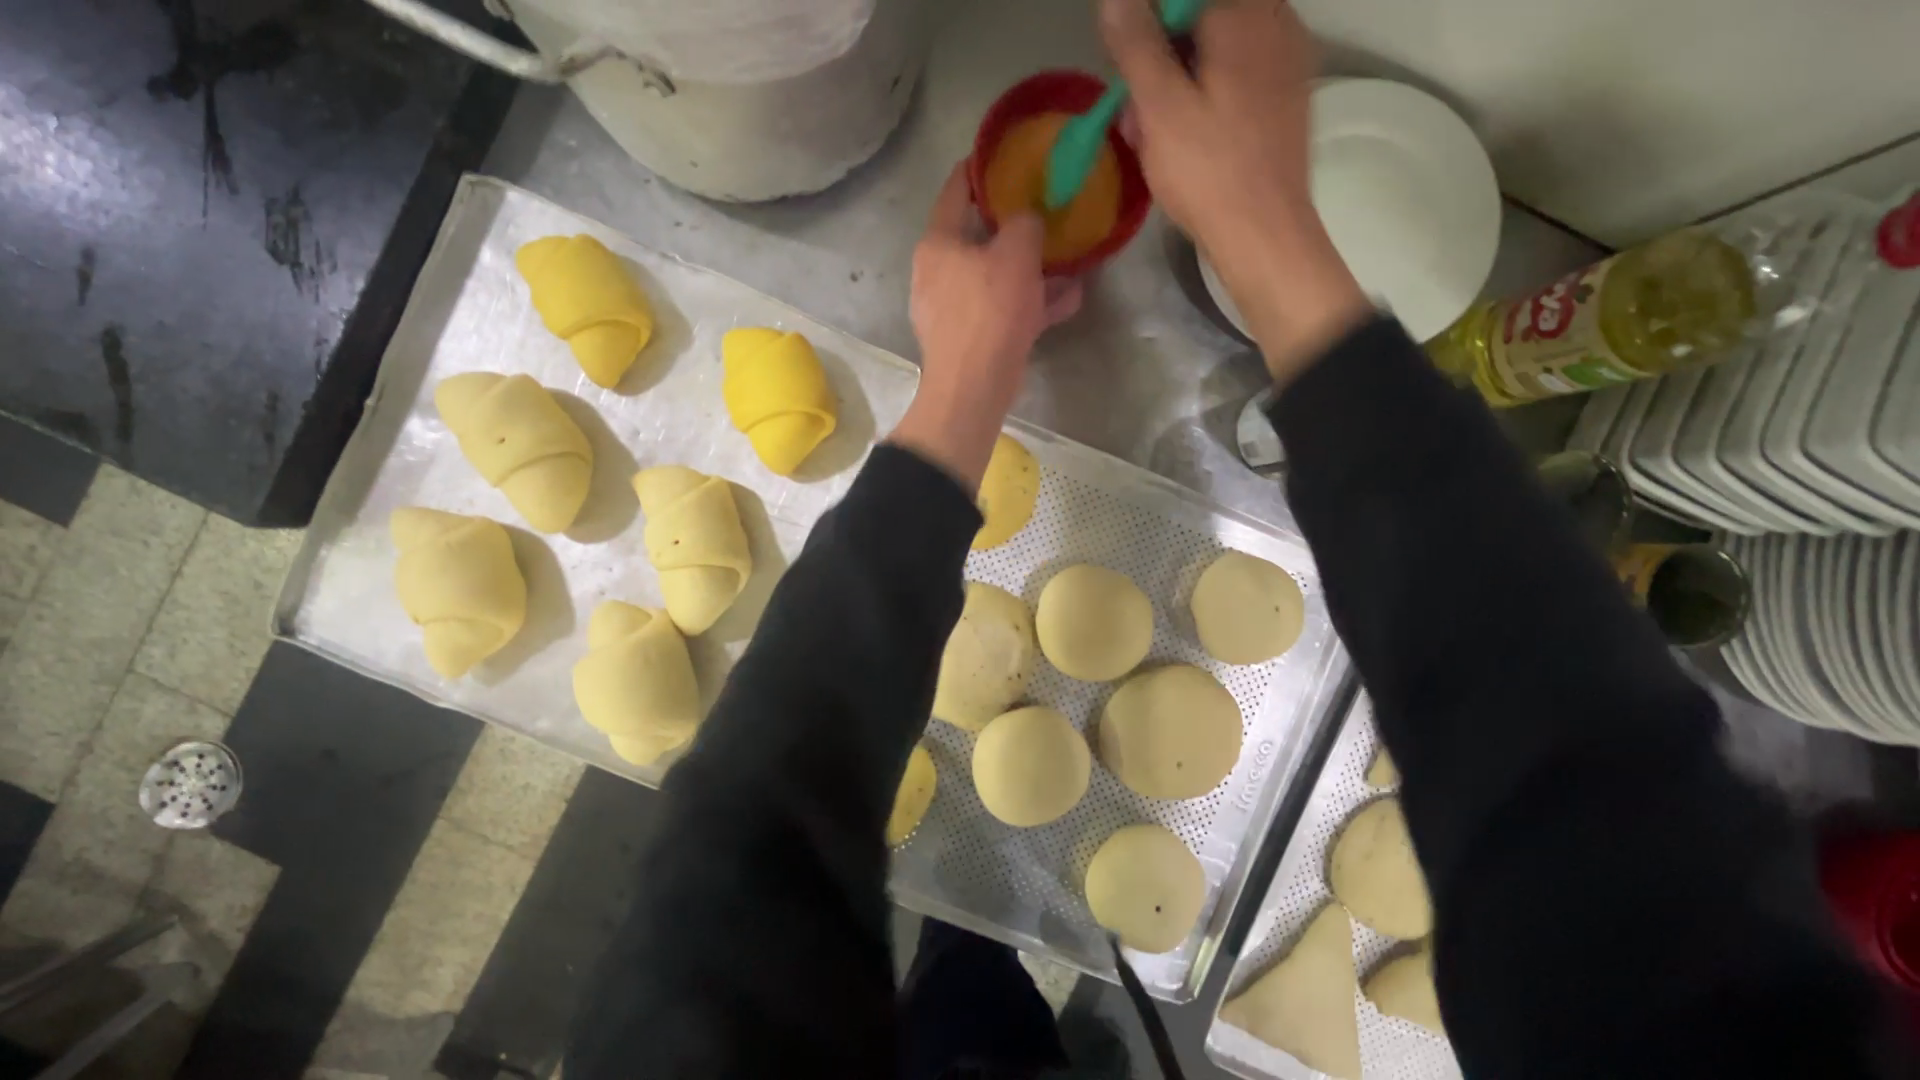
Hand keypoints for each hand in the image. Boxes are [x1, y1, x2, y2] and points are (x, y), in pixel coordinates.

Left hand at [890, 164, 1082, 491]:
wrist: (973, 385)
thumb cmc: (989, 310)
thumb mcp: (1016, 253)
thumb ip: (1024, 224)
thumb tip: (1027, 220)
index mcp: (938, 242)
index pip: (955, 190)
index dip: (979, 169)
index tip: (1003, 156)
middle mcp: (937, 271)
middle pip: (979, 237)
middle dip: (1016, 229)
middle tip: (1046, 212)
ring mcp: (952, 308)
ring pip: (995, 277)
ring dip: (1031, 270)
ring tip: (1069, 260)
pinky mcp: (969, 338)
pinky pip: (1003, 310)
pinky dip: (1030, 303)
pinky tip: (1068, 298)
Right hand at [1102, 0, 1368, 383]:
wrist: (1264, 233)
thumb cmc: (1208, 171)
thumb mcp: (1159, 108)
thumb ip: (1136, 44)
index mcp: (1246, 15)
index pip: (1183, 0)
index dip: (1149, 26)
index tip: (1129, 69)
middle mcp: (1276, 22)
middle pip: (1203, 18)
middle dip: (1164, 55)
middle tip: (1136, 107)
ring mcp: (1288, 59)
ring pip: (1218, 48)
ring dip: (1180, 77)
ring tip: (1153, 129)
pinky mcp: (1288, 95)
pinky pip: (1238, 74)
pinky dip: (1206, 94)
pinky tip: (1186, 134)